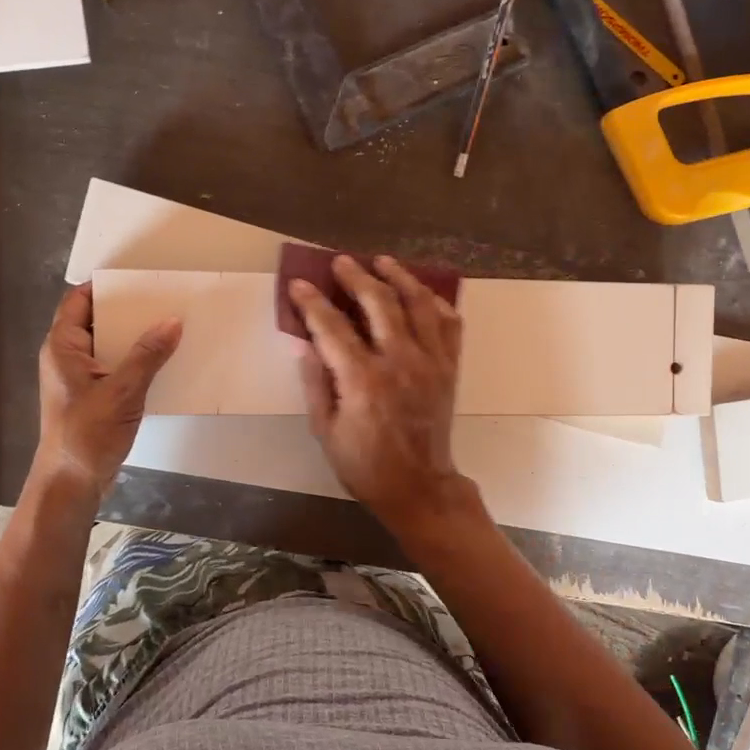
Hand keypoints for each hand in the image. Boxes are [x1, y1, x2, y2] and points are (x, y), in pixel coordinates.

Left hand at [34, 283, 181, 494]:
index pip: (78, 300)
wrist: (72, 482)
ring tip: (170, 326)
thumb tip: (173, 322)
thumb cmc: (86, 434)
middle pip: (96, 322)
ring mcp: (80, 380)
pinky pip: (116, 370)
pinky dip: (136, 364)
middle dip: (128, 312)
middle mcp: (68, 358)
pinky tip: (164, 363)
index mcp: (63, 347)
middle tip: (163, 299)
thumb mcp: (121, 391)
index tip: (138, 278)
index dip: (105, 286)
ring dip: (135, 340)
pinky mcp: (94, 399)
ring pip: (109, 348)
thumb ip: (147, 356)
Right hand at [290, 255, 477, 536]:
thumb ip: (316, 384)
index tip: (300, 286)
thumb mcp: (326, 431)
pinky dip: (435, 302)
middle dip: (356, 277)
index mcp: (363, 380)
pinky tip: (421, 292)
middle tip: (340, 263)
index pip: (332, 327)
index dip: (313, 303)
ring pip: (418, 303)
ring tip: (382, 262)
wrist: (418, 487)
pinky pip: (449, 323)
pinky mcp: (450, 367)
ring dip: (399, 277)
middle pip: (379, 302)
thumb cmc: (365, 466)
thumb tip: (305, 345)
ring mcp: (430, 362)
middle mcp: (400, 362)